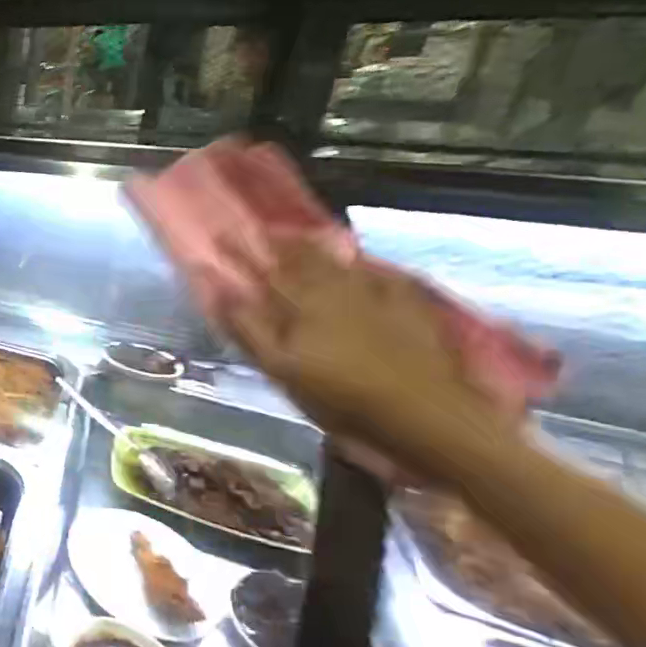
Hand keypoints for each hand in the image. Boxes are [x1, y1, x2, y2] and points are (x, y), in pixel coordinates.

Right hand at [222, 241, 518, 484]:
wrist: (428, 416)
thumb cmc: (340, 397)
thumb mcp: (280, 368)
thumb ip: (247, 326)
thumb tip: (217, 286)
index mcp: (302, 302)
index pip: (265, 267)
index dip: (243, 250)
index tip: (223, 234)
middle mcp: (338, 288)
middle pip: (306, 257)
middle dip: (283, 241)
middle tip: (267, 230)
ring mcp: (378, 295)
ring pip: (342, 262)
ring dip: (321, 248)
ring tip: (308, 237)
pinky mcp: (412, 308)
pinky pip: (384, 275)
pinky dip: (368, 266)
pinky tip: (366, 265)